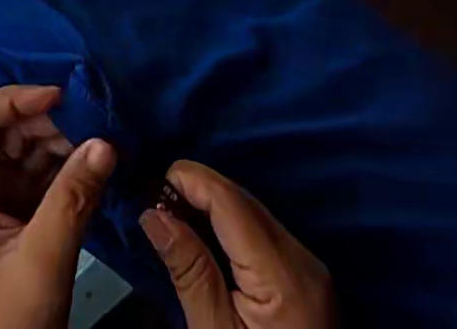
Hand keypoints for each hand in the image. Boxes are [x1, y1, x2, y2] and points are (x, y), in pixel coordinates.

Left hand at [0, 85, 117, 328]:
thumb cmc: (4, 324)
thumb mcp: (39, 260)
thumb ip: (72, 199)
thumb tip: (105, 143)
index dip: (15, 100)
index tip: (58, 96)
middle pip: (6, 131)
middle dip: (47, 123)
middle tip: (89, 124)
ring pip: (29, 150)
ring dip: (63, 142)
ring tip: (98, 142)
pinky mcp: (21, 216)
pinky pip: (44, 176)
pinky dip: (69, 166)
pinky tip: (95, 162)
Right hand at [140, 161, 335, 328]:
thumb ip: (189, 268)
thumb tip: (152, 212)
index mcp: (283, 273)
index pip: (229, 199)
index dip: (187, 180)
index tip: (147, 187)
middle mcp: (303, 257)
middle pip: (241, 198)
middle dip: (194, 191)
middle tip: (152, 205)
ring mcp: (309, 266)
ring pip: (251, 209)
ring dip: (209, 206)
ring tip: (170, 219)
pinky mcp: (306, 276)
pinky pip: (261, 230)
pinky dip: (228, 224)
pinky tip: (202, 237)